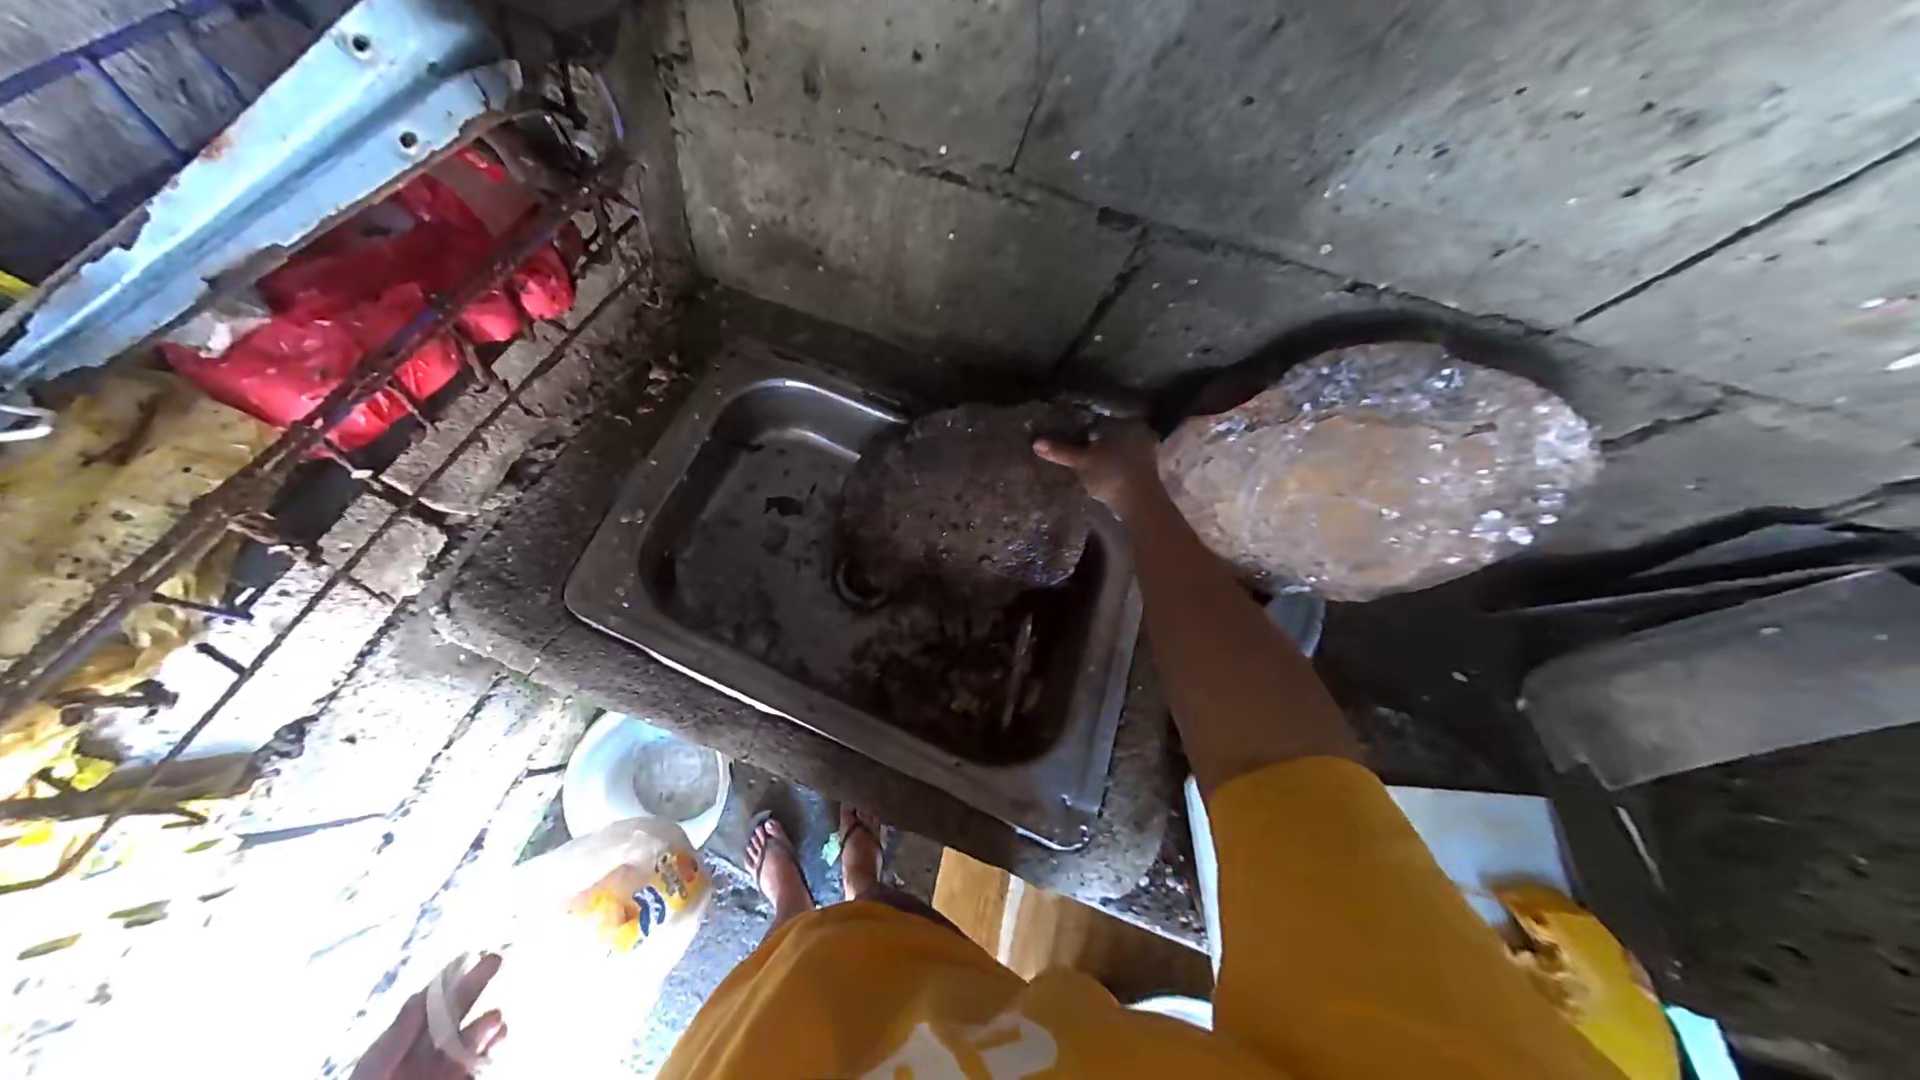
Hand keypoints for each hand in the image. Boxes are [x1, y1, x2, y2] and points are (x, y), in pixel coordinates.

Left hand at [350, 953, 506, 1079]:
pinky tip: (495, 1043)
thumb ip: (398, 1034)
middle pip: (458, 1010)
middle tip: (496, 958)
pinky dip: (492, 1049)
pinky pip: (484, 1062)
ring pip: (477, 1035)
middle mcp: (431, 1049)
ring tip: (494, 1018)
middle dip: (477, 984)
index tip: (468, 953)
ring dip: (488, 1022)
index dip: (449, 977)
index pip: (430, 1003)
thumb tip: (425, 991)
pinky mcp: (465, 1077)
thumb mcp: (374, 1069)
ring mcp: (450, 1067)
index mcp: (405, 1042)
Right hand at [1033, 418, 1164, 517]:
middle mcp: (1139, 430)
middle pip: (1112, 433)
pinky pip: (1129, 461)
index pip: (1100, 420)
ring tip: (1092, 464)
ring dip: (1109, 454)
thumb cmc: (1110, 474)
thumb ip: (1061, 450)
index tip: (1073, 438)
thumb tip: (1036, 442)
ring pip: (1121, 447)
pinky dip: (1118, 465)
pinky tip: (1107, 473)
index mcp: (1125, 422)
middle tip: (1081, 451)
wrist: (1140, 502)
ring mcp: (1148, 450)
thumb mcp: (1081, 462)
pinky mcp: (1151, 468)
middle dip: (1098, 441)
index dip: (1085, 429)